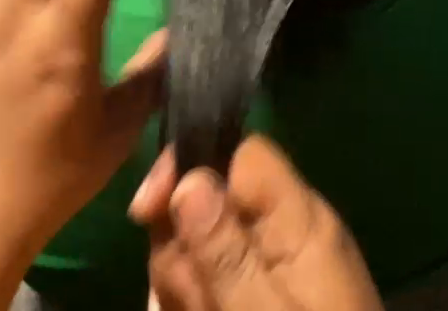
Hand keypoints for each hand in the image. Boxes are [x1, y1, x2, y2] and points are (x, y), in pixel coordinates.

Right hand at [130, 136, 381, 310]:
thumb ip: (227, 252)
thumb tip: (189, 177)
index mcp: (300, 220)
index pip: (242, 152)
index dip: (191, 165)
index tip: (146, 210)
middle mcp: (286, 232)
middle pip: (208, 198)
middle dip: (181, 248)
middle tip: (192, 304)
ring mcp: (272, 267)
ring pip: (198, 243)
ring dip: (183, 285)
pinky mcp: (259, 294)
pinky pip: (209, 280)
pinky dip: (192, 304)